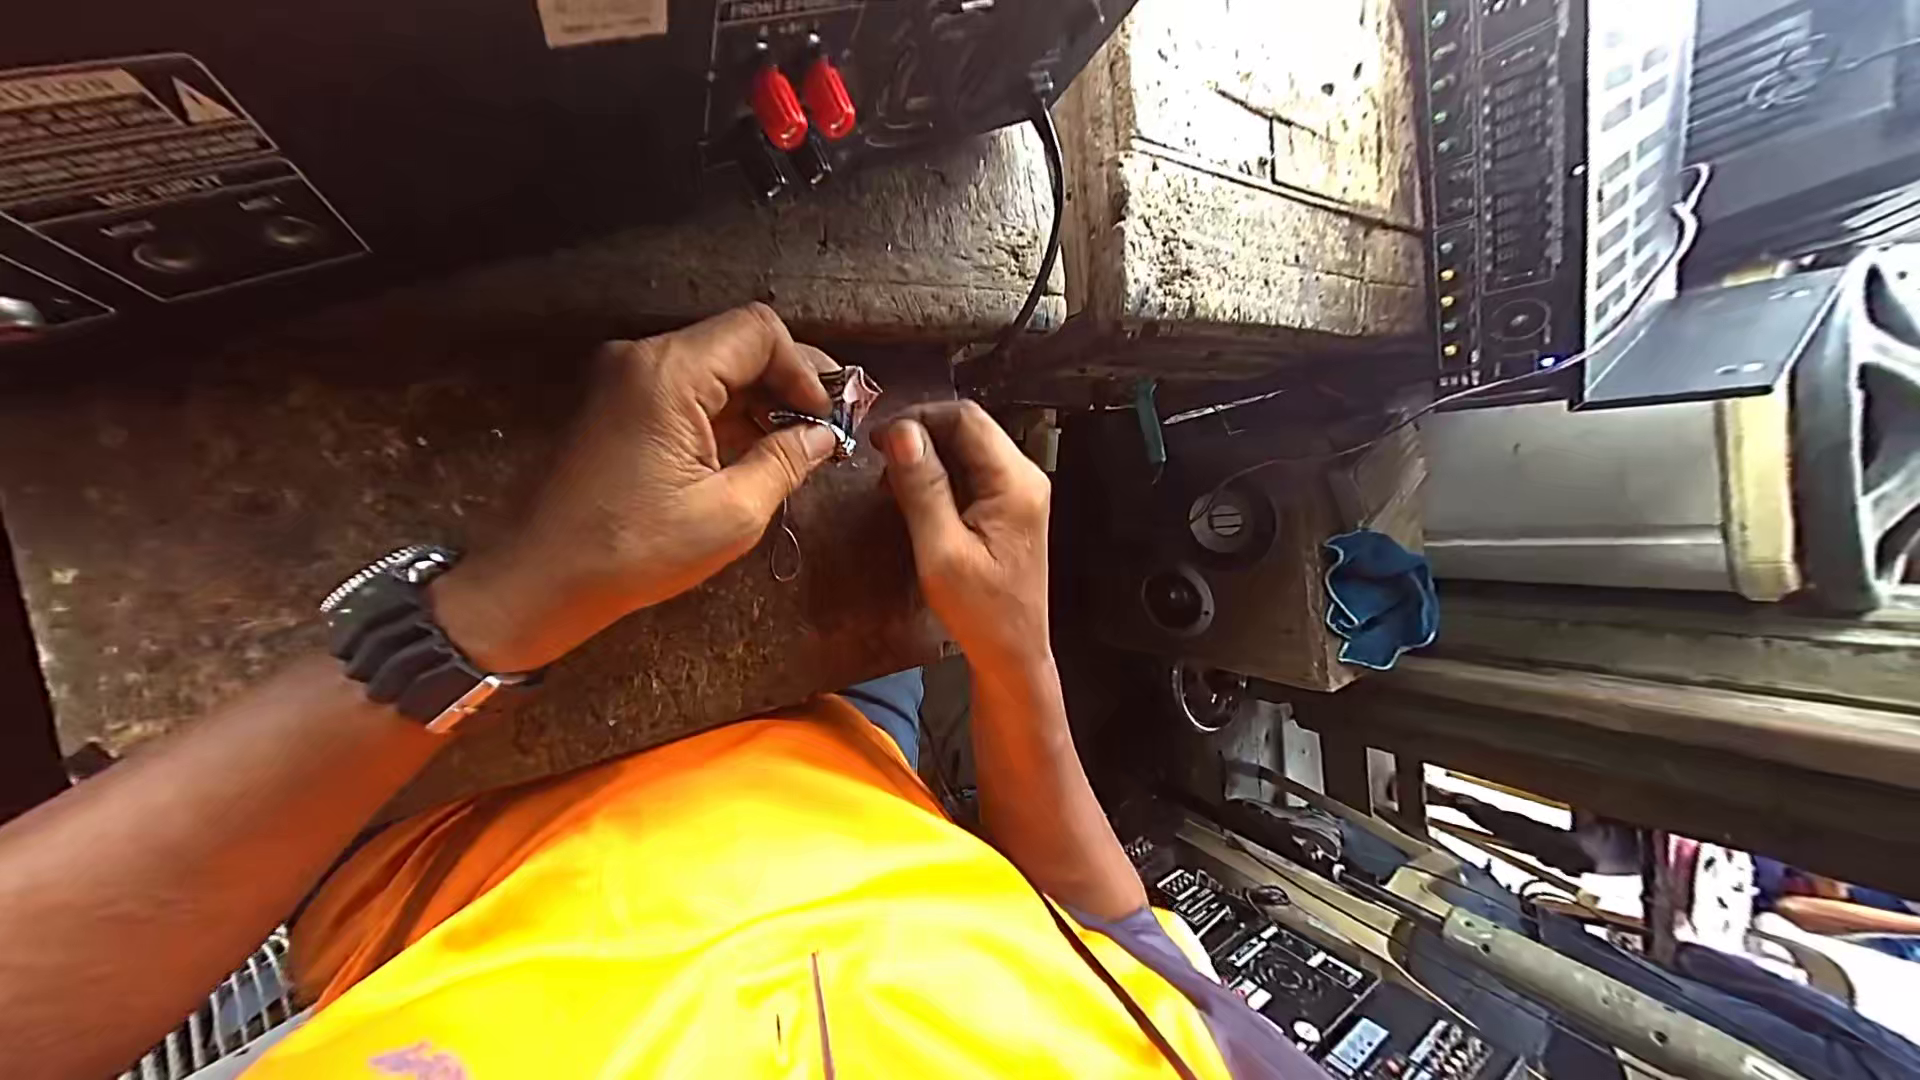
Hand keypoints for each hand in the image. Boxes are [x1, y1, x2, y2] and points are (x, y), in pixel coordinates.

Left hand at [434, 304, 840, 671]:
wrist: (543, 579)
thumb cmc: (639, 550)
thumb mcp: (733, 512)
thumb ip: (786, 461)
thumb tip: (824, 436)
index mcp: (670, 375)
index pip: (760, 333)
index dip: (806, 370)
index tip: (826, 420)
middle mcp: (646, 359)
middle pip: (740, 344)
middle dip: (793, 382)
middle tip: (828, 427)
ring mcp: (630, 379)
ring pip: (721, 367)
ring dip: (767, 399)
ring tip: (802, 444)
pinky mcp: (625, 404)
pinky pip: (695, 391)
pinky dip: (735, 413)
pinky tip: (762, 448)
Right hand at [875, 401, 1051, 681]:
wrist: (1011, 651)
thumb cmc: (983, 613)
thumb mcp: (942, 552)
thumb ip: (922, 489)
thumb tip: (900, 434)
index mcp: (1014, 483)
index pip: (966, 418)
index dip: (918, 419)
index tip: (880, 440)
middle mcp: (1023, 478)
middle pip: (968, 429)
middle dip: (921, 438)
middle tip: (882, 463)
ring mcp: (1018, 492)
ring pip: (966, 449)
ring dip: (927, 458)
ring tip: (894, 485)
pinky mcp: (1008, 507)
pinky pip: (970, 474)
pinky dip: (939, 478)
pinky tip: (916, 499)